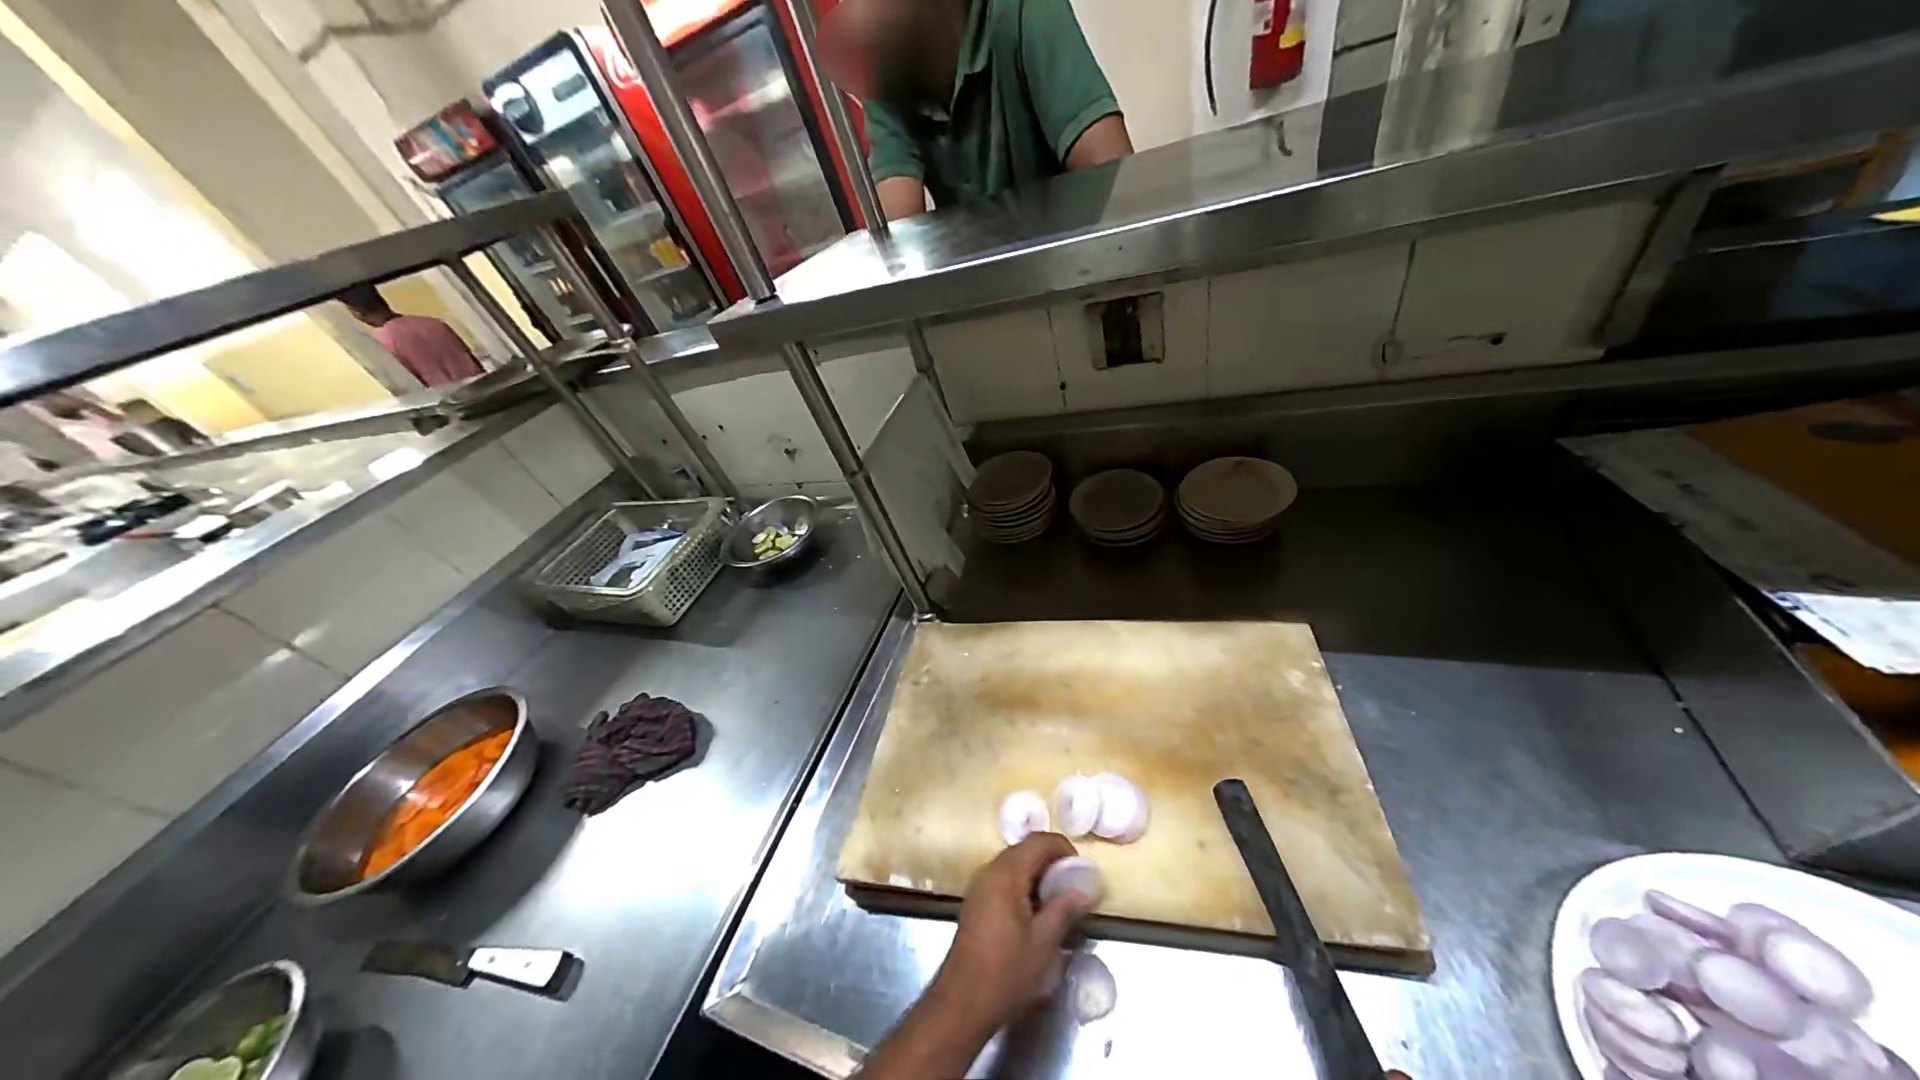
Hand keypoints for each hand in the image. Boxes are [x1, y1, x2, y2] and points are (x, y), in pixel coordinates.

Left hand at [926, 832, 1093, 1033]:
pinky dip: (1024, 886)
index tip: (1081, 870)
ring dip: (1038, 875)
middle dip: (1052, 862)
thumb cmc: (1005, 972)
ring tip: (1059, 901)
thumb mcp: (1043, 942)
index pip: (1038, 841)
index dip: (1063, 848)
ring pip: (1014, 865)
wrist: (962, 1002)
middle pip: (1025, 849)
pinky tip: (1037, 913)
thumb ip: (1063, 909)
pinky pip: (1004, 880)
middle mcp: (989, 871)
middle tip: (1073, 886)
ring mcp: (979, 886)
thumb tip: (1082, 890)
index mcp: (1005, 874)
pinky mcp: (977, 902)